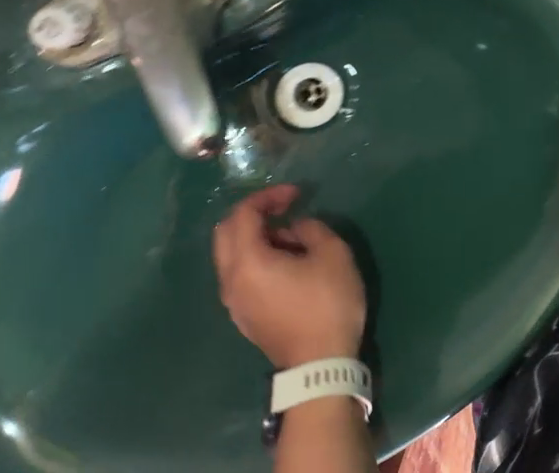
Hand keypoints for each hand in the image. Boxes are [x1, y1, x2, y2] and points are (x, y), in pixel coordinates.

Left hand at [213, 185, 365, 368]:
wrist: (319, 364)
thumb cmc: (327, 304)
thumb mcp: (332, 255)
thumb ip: (311, 229)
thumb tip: (295, 228)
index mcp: (248, 262)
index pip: (244, 215)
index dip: (269, 196)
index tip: (297, 194)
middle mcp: (230, 280)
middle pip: (225, 233)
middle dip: (253, 213)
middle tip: (284, 207)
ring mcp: (233, 302)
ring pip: (230, 255)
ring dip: (255, 236)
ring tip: (291, 235)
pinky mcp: (243, 315)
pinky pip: (239, 274)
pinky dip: (256, 256)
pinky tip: (286, 261)